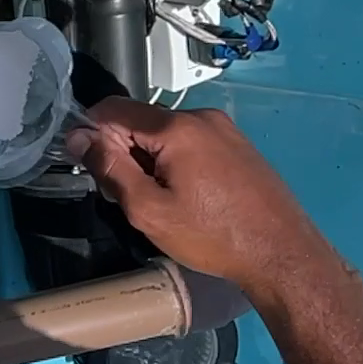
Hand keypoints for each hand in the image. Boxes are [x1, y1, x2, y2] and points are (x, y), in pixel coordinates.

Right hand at [65, 97, 337, 297]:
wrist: (283, 255)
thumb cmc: (211, 236)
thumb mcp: (147, 209)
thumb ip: (109, 168)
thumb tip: (78, 136)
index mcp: (177, 128)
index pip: (113, 109)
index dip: (90, 132)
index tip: (89, 167)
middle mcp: (201, 117)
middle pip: (138, 121)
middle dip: (121, 151)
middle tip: (126, 195)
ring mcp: (223, 129)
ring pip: (162, 133)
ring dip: (146, 159)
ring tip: (158, 200)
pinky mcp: (236, 144)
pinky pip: (187, 141)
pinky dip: (171, 161)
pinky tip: (183, 195)